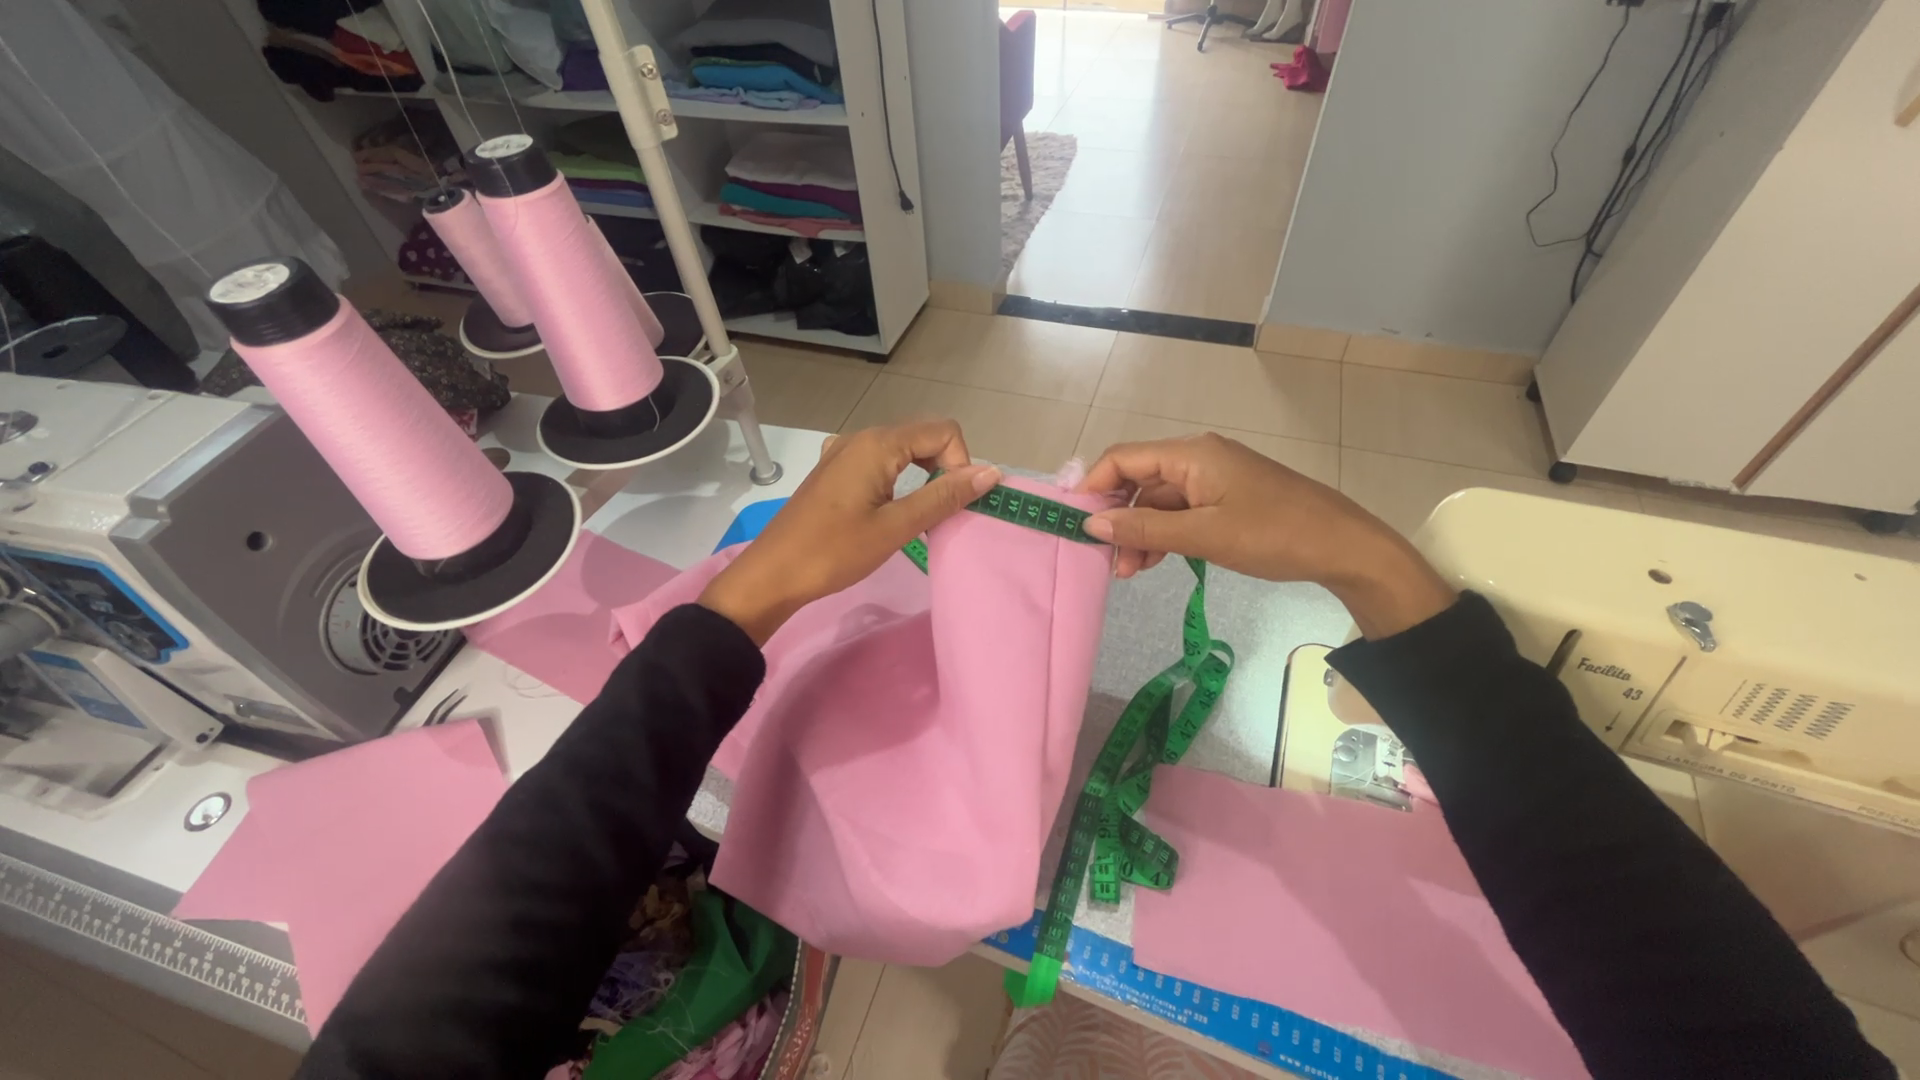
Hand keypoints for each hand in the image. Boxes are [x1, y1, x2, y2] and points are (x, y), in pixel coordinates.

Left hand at [699, 419, 1001, 643]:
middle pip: (924, 436)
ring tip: (919, 517)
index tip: (952, 503)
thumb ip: (944, 496)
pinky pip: (880, 463)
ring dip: (922, 477)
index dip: (960, 463)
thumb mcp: (896, 526)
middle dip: (944, 468)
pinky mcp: (834, 472)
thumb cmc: (834, 551)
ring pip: (903, 450)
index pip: (943, 430)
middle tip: (940, 513)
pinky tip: (890, 511)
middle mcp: (861, 437)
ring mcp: (844, 452)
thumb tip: (991, 472)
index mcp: (877, 443)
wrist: (773, 575)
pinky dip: (898, 481)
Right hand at [1077, 434, 1454, 637]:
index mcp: (1191, 454)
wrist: (1344, 547)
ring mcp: (1212, 479)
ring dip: (1139, 533)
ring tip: (1131, 572)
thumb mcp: (1204, 535)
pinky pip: (1180, 512)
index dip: (1093, 486)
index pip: (1123, 459)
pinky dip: (1164, 535)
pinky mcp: (1225, 499)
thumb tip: (1092, 521)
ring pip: (1157, 502)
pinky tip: (1154, 562)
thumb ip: (1145, 528)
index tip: (1075, 523)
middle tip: (1108, 561)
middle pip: (1138, 481)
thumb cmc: (1273, 534)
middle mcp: (1197, 458)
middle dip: (1118, 519)